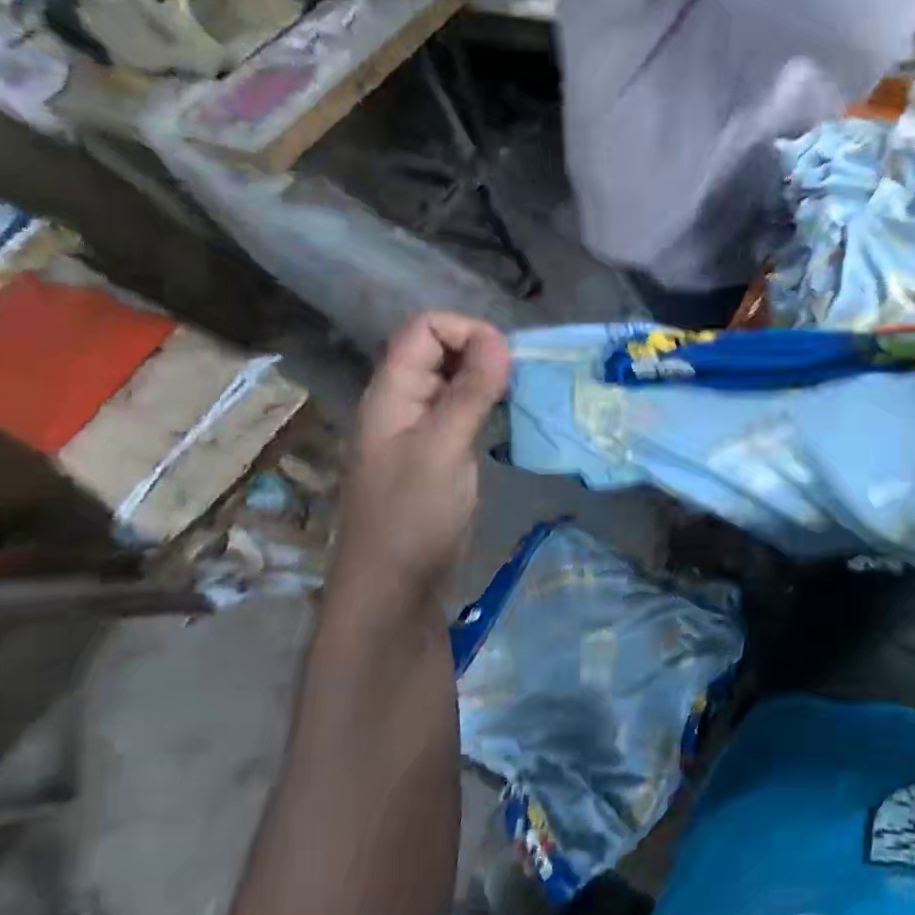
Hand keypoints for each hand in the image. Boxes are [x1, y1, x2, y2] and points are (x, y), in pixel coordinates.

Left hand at [332, 312, 509, 600]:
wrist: (395, 584)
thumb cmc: (414, 515)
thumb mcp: (444, 447)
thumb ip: (469, 392)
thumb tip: (499, 339)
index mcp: (392, 392)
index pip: (424, 329)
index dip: (466, 331)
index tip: (507, 361)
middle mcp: (403, 403)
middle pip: (439, 351)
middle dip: (483, 354)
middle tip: (521, 382)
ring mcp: (420, 430)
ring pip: (454, 383)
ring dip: (489, 382)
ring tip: (523, 399)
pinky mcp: (439, 455)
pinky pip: (462, 414)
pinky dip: (488, 408)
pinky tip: (510, 423)